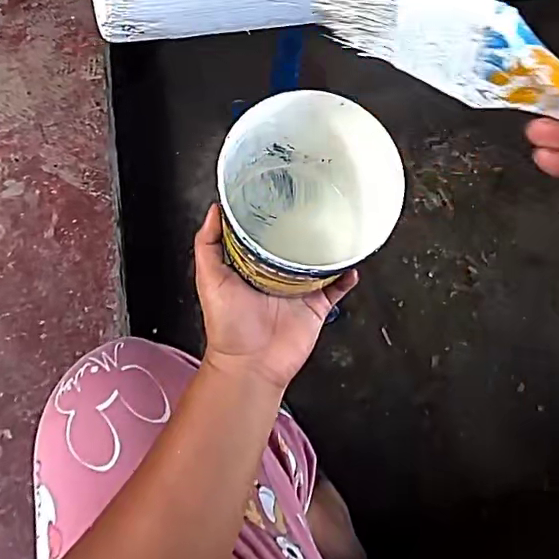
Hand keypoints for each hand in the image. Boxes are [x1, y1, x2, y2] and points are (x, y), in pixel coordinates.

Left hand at [193, 204, 357, 389]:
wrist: (250, 365)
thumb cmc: (227, 326)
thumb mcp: (209, 278)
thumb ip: (208, 245)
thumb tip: (214, 211)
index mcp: (253, 266)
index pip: (264, 234)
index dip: (270, 216)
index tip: (278, 194)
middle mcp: (277, 275)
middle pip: (295, 246)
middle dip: (305, 229)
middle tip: (314, 206)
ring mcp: (299, 291)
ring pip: (319, 263)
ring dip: (329, 249)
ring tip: (339, 228)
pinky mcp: (316, 306)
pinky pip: (336, 288)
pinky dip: (346, 277)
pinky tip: (351, 265)